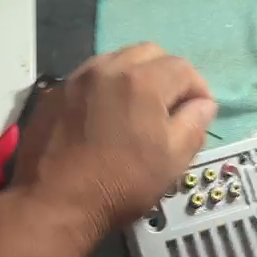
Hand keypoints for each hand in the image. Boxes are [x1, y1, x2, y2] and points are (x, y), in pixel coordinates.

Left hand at [10, 44, 216, 244]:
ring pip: (115, 60)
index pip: (183, 68)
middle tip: (168, 107)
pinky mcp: (53, 93)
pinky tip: (102, 117)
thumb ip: (194, 124)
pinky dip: (103, 88)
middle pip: (148, 53)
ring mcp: (75, 78)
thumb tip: (203, 104)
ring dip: (133, 76)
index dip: (198, 89)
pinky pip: (87, 78)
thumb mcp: (172, 160)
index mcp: (142, 80)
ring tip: (135, 110)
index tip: (198, 112)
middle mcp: (107, 68)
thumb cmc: (120, 183)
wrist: (53, 202)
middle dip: (166, 74)